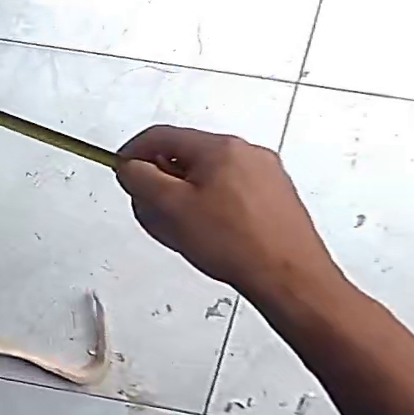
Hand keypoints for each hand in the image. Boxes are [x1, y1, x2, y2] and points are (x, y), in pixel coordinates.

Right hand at [115, 125, 345, 307]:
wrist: (289, 278)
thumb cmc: (239, 245)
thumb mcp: (170, 208)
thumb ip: (140, 179)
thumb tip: (130, 167)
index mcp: (220, 148)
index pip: (161, 136)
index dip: (133, 154)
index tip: (123, 170)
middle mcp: (247, 154)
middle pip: (184, 156)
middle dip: (160, 182)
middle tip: (151, 208)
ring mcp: (264, 175)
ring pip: (206, 176)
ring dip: (184, 197)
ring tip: (181, 230)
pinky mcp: (273, 197)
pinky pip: (228, 192)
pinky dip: (209, 207)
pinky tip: (207, 235)